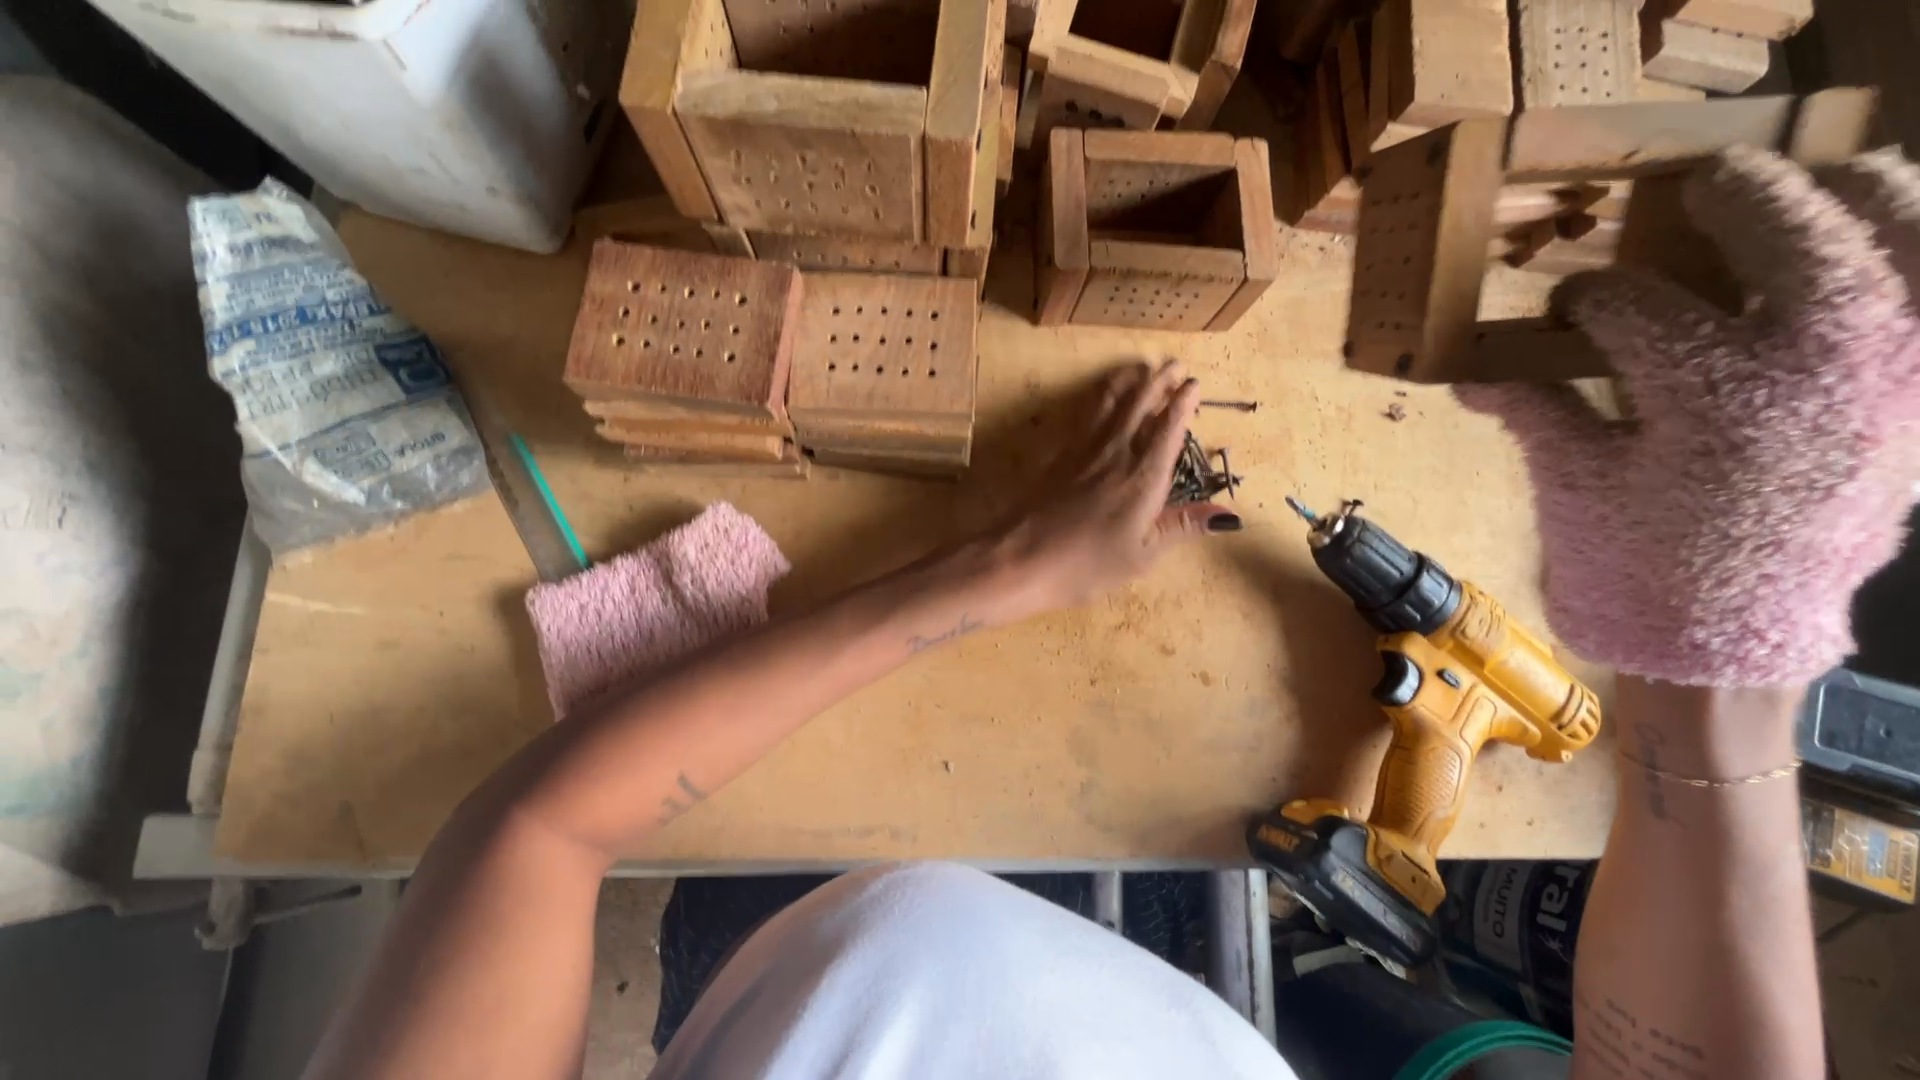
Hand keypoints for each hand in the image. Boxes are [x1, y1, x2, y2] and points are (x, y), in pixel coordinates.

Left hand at [986, 360, 1239, 619]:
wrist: (1019, 558)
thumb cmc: (1086, 565)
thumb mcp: (1143, 555)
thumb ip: (1183, 526)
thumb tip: (1230, 514)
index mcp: (1144, 479)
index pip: (1169, 431)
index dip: (1183, 405)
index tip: (1194, 384)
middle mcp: (1116, 456)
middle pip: (1139, 407)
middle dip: (1159, 382)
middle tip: (1173, 364)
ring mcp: (1083, 453)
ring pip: (1111, 405)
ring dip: (1129, 383)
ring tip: (1141, 367)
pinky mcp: (1059, 458)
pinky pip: (1086, 416)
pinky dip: (1100, 399)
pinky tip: (1101, 398)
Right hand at [1459, 148, 1919, 685]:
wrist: (1732, 643)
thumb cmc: (1638, 565)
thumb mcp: (1573, 485)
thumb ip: (1534, 410)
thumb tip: (1466, 376)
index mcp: (1712, 391)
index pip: (1634, 303)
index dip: (1589, 299)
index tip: (1569, 308)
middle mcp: (1822, 362)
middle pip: (1787, 224)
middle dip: (1730, 196)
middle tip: (1693, 190)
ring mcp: (1897, 369)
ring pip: (1908, 226)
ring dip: (1857, 191)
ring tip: (1812, 187)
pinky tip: (1883, 245)